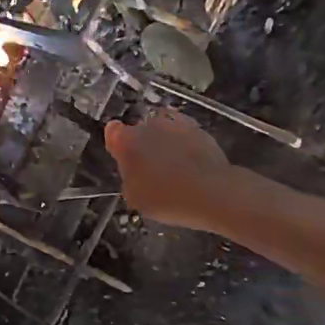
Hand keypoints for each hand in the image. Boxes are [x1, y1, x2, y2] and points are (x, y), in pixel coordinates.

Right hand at [104, 107, 233, 229]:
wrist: (212, 193)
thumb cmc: (166, 199)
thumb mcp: (134, 197)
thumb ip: (128, 178)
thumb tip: (133, 172)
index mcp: (126, 142)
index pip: (113, 132)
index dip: (117, 144)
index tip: (122, 157)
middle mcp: (148, 126)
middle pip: (139, 130)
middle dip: (142, 144)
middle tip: (149, 168)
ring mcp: (176, 125)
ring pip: (163, 130)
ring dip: (164, 142)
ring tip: (172, 165)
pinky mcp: (200, 129)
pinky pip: (184, 134)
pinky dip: (184, 144)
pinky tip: (189, 162)